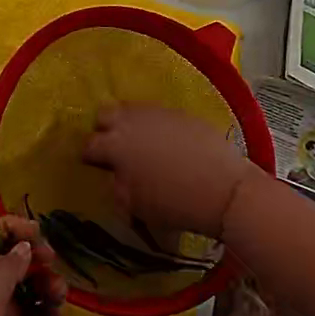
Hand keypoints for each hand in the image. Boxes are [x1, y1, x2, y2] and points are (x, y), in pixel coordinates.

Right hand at [81, 104, 254, 236]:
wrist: (226, 191)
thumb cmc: (173, 203)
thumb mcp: (133, 206)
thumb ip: (116, 187)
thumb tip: (114, 176)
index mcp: (113, 145)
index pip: (89, 145)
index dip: (89, 156)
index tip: (94, 165)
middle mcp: (130, 122)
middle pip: (104, 114)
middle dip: (104, 129)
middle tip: (114, 147)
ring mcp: (157, 113)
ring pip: (132, 109)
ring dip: (129, 123)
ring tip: (140, 141)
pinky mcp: (182, 113)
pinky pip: (159, 114)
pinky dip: (156, 125)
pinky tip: (167, 141)